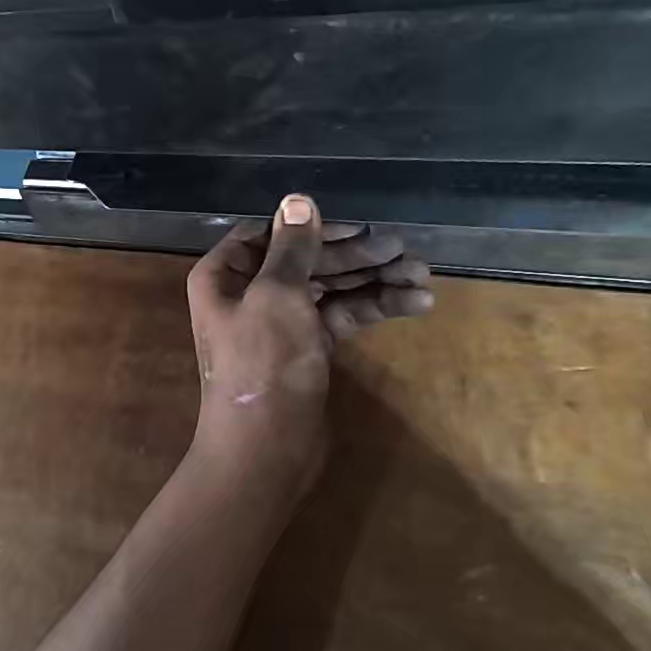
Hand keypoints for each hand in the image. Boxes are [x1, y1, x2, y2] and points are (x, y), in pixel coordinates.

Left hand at [185, 194, 434, 490]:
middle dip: (357, 256)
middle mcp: (250, 293)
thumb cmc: (263, 364)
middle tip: (405, 250)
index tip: (359, 229)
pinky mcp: (308, 348)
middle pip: (308, 260)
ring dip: (375, 280)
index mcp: (226, 275)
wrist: (265, 450)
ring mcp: (281, 322)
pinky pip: (342, 317)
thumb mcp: (277, 296)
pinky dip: (374, 308)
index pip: (271, 235)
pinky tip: (416, 302)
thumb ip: (293, 247)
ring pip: (330, 288)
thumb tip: (299, 199)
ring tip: (424, 275)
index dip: (314, 228)